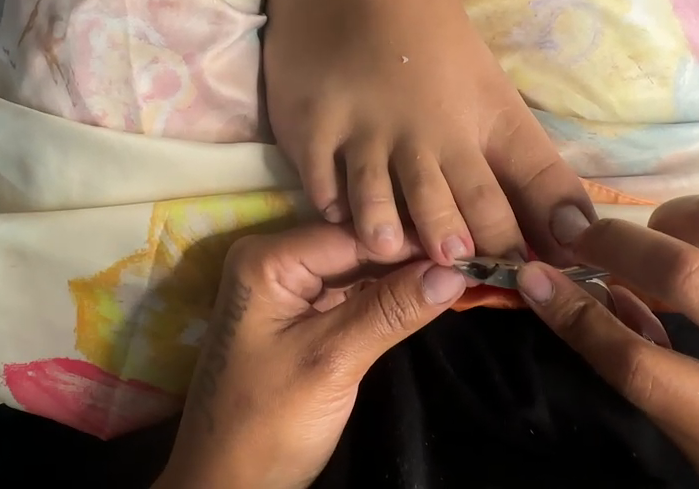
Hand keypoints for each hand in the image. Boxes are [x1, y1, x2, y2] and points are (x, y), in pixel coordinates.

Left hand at [154, 223, 467, 488]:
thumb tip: (453, 273)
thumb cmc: (267, 423)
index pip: (351, 234)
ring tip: (462, 264)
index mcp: (267, 258)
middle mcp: (274, 259)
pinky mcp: (300, 313)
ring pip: (356, 268)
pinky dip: (386, 295)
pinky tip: (428, 289)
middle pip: (353, 246)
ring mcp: (286, 286)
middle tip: (471, 252)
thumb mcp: (331, 363)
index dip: (409, 238)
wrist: (226, 484)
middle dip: (409, 253)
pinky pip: (349, 292)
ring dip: (403, 273)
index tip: (466, 240)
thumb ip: (389, 311)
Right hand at [263, 0, 594, 265]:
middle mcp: (426, 137)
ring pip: (383, 219)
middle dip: (466, 256)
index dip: (532, 248)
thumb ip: (528, 161)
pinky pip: (324, 194)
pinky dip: (335, 211)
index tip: (534, 275)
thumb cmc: (427, 21)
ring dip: (395, 241)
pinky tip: (342, 212)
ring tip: (399, 250)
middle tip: (462, 269)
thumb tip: (575, 228)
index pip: (520, 206)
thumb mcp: (491, 85)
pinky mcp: (310, 130)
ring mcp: (363, 136)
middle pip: (454, 223)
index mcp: (481, 121)